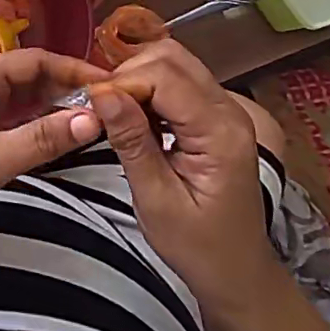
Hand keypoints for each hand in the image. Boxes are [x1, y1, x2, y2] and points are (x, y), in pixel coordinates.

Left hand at [0, 48, 108, 230]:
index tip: (111, 83)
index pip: (34, 60)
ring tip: (98, 116)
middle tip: (111, 102)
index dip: (73, 68)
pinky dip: (41, 120)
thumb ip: (44, 138)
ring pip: (26, 95)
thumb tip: (94, 120)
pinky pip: (17, 114)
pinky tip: (65, 130)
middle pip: (31, 74)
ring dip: (57, 103)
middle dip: (69, 86)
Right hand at [92, 41, 282, 304]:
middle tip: (102, 109)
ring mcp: (225, 109)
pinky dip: (148, 87)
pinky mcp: (214, 114)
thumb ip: (131, 141)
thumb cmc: (197, 246)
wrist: (237, 272)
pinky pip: (177, 80)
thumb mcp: (156, 198)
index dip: (122, 83)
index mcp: (220, 131)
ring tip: (115, 112)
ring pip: (172, 63)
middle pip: (170, 58)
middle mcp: (229, 109)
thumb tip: (100, 92)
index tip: (92, 108)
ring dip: (136, 78)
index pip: (164, 76)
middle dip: (127, 75)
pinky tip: (134, 116)